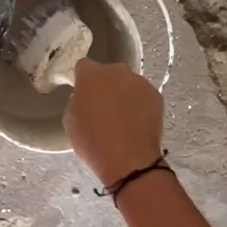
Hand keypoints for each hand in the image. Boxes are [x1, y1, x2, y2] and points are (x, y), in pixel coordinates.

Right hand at [63, 60, 164, 187]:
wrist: (129, 161)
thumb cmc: (93, 141)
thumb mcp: (70, 120)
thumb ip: (77, 101)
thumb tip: (86, 97)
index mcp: (91, 74)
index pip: (83, 66)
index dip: (82, 79)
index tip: (82, 94)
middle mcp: (117, 71)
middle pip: (107, 73)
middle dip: (104, 85)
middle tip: (102, 107)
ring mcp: (139, 82)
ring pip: (126, 83)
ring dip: (122, 94)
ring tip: (122, 117)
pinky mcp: (156, 95)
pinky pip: (142, 95)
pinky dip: (139, 104)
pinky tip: (135, 122)